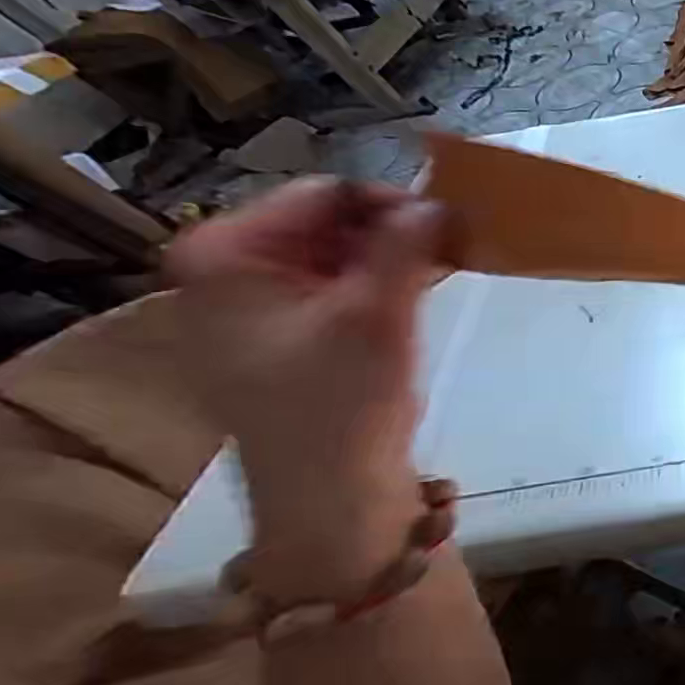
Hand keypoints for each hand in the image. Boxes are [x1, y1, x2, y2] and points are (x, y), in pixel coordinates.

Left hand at [168, 178, 445, 594]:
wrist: (330, 491)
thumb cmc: (342, 400)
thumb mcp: (379, 311)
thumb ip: (408, 244)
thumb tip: (441, 198)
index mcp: (227, 252)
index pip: (326, 193)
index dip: (394, 202)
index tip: (453, 223)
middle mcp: (229, 265)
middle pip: (332, 218)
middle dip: (398, 229)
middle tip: (457, 246)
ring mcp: (254, 299)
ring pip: (342, 249)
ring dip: (398, 254)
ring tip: (449, 266)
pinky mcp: (284, 327)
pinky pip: (339, 280)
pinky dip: (384, 278)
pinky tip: (423, 290)